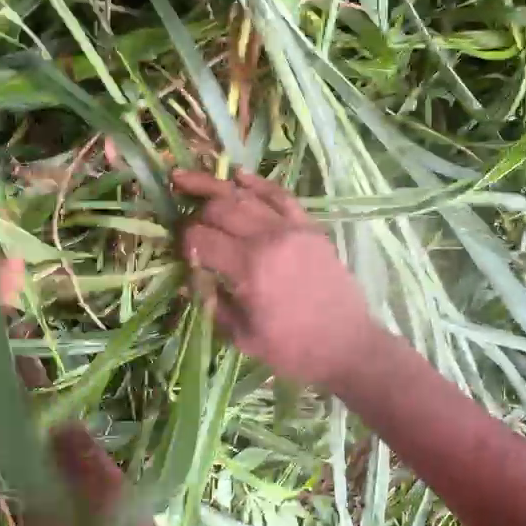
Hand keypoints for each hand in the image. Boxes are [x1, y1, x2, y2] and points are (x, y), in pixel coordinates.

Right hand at [173, 169, 382, 388]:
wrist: (348, 346)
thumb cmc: (293, 349)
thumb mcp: (243, 337)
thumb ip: (212, 304)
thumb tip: (188, 279)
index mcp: (249, 268)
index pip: (200, 239)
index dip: (183, 241)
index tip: (178, 250)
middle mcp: (268, 239)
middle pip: (220, 209)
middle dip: (195, 213)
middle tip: (182, 221)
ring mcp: (292, 229)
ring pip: (246, 196)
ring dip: (215, 187)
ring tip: (187, 179)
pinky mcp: (310, 228)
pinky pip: (280, 195)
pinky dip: (257, 183)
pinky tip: (238, 175)